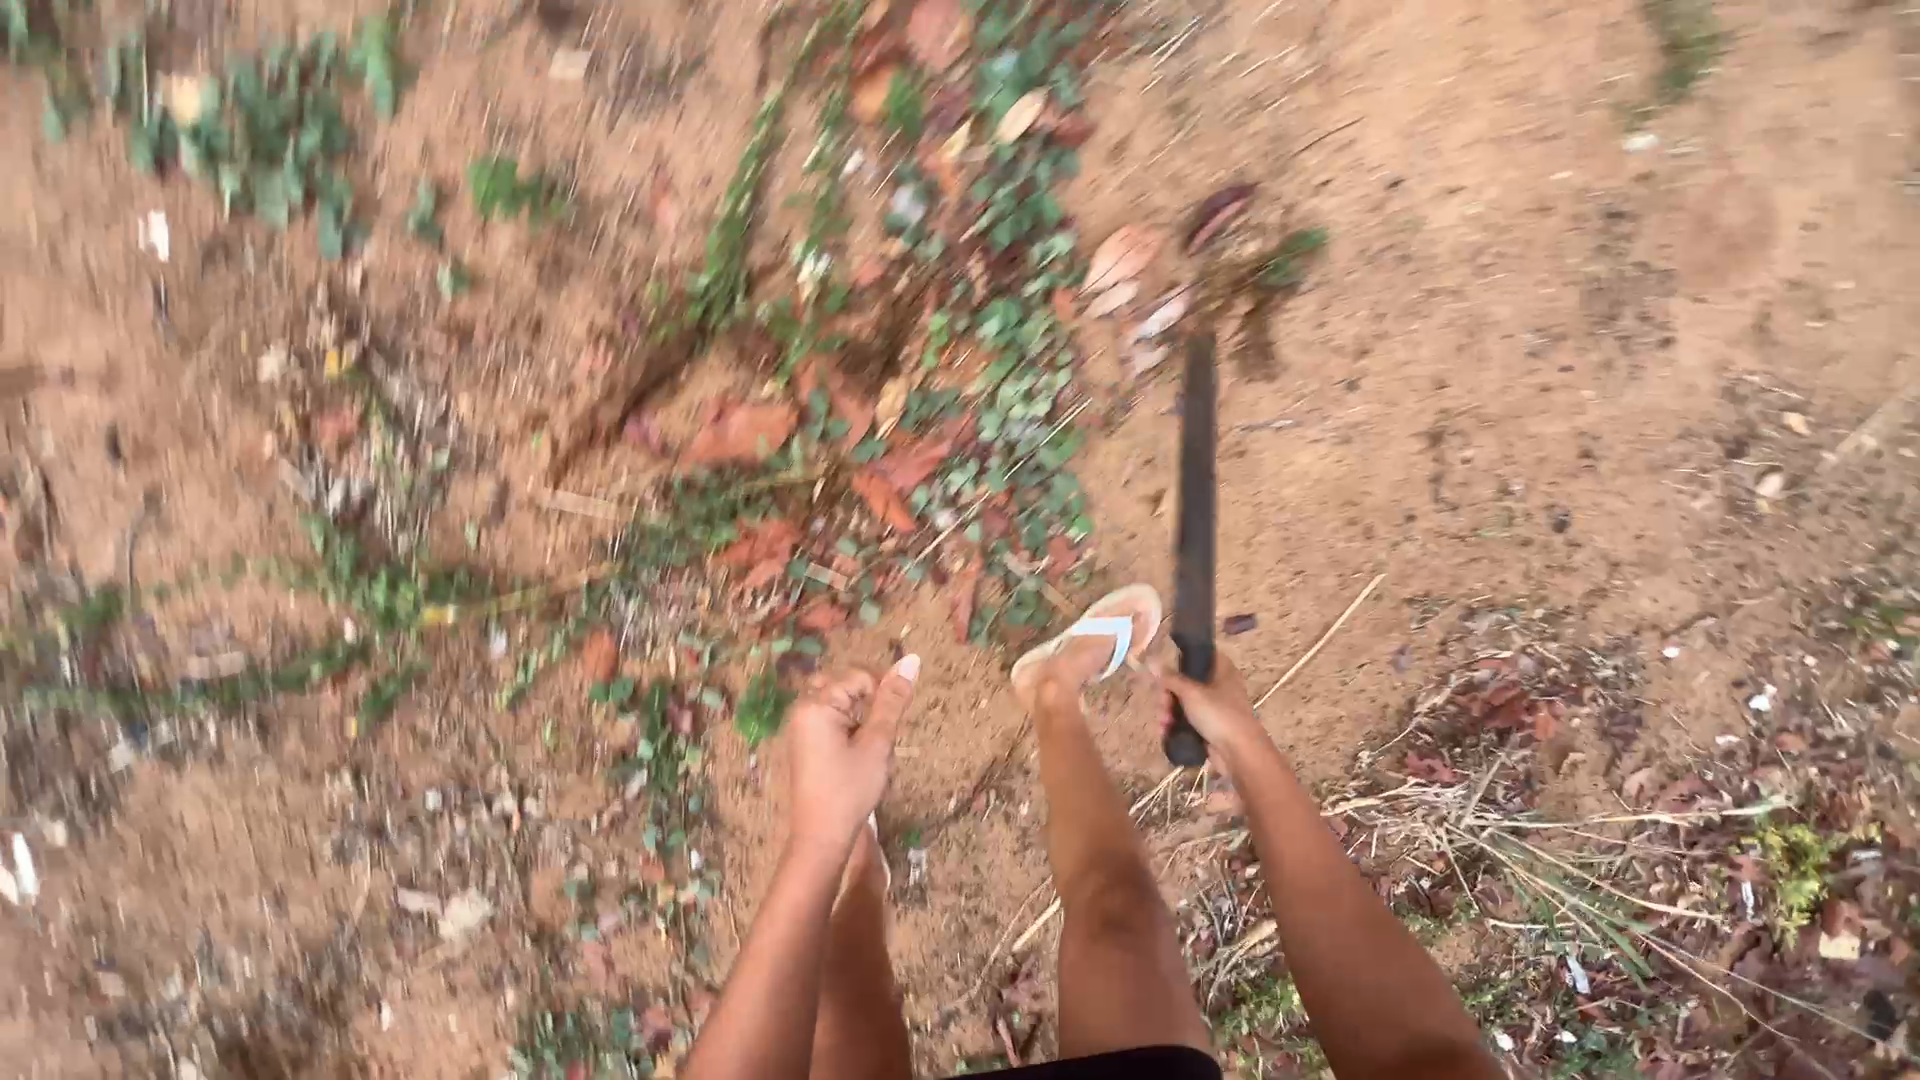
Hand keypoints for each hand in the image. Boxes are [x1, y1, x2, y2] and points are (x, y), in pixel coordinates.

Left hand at [785, 656, 918, 853]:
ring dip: (862, 722)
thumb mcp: (877, 743)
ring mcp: (800, 728)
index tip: (890, 728)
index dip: (882, 697)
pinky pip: (831, 723)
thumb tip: (911, 659)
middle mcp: (802, 710)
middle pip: (847, 689)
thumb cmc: (850, 789)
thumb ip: (892, 701)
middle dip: (870, 708)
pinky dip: (850, 734)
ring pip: (841, 707)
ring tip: (872, 753)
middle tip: (880, 740)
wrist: (821, 837)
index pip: (859, 678)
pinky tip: (859, 761)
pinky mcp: (804, 745)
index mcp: (816, 705)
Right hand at [1154, 653, 1278, 774]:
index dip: (1180, 660)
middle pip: (1184, 681)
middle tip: (1163, 705)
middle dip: (1167, 694)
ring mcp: (1213, 707)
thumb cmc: (1219, 714)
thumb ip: (1170, 678)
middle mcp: (1218, 685)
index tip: (1165, 672)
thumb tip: (1151, 661)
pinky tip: (1165, 731)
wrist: (1239, 753)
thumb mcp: (1191, 692)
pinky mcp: (1207, 726)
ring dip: (1168, 711)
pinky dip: (1174, 723)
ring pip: (1182, 701)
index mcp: (1221, 670)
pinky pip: (1185, 719)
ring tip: (1164, 724)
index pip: (1198, 654)